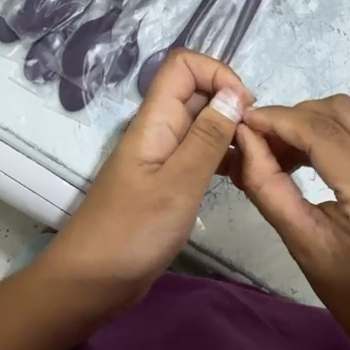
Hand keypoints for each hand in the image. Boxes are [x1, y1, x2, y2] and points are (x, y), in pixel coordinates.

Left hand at [38, 50, 251, 312]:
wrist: (90, 283)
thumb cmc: (131, 233)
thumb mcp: (178, 185)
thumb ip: (207, 138)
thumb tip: (233, 93)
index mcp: (154, 121)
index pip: (183, 66)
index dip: (218, 73)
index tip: (246, 107)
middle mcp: (157, 130)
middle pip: (196, 92)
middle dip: (231, 103)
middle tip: (259, 139)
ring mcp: (161, 157)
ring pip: (201, 124)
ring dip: (230, 132)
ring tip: (257, 159)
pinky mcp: (166, 182)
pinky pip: (198, 154)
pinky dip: (222, 158)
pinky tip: (241, 177)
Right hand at [229, 95, 349, 349]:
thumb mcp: (302, 245)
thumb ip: (267, 186)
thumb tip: (243, 137)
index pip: (320, 133)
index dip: (277, 119)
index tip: (242, 121)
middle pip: (341, 111)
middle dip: (295, 117)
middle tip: (263, 141)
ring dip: (315, 123)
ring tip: (286, 153)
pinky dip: (337, 137)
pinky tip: (318, 162)